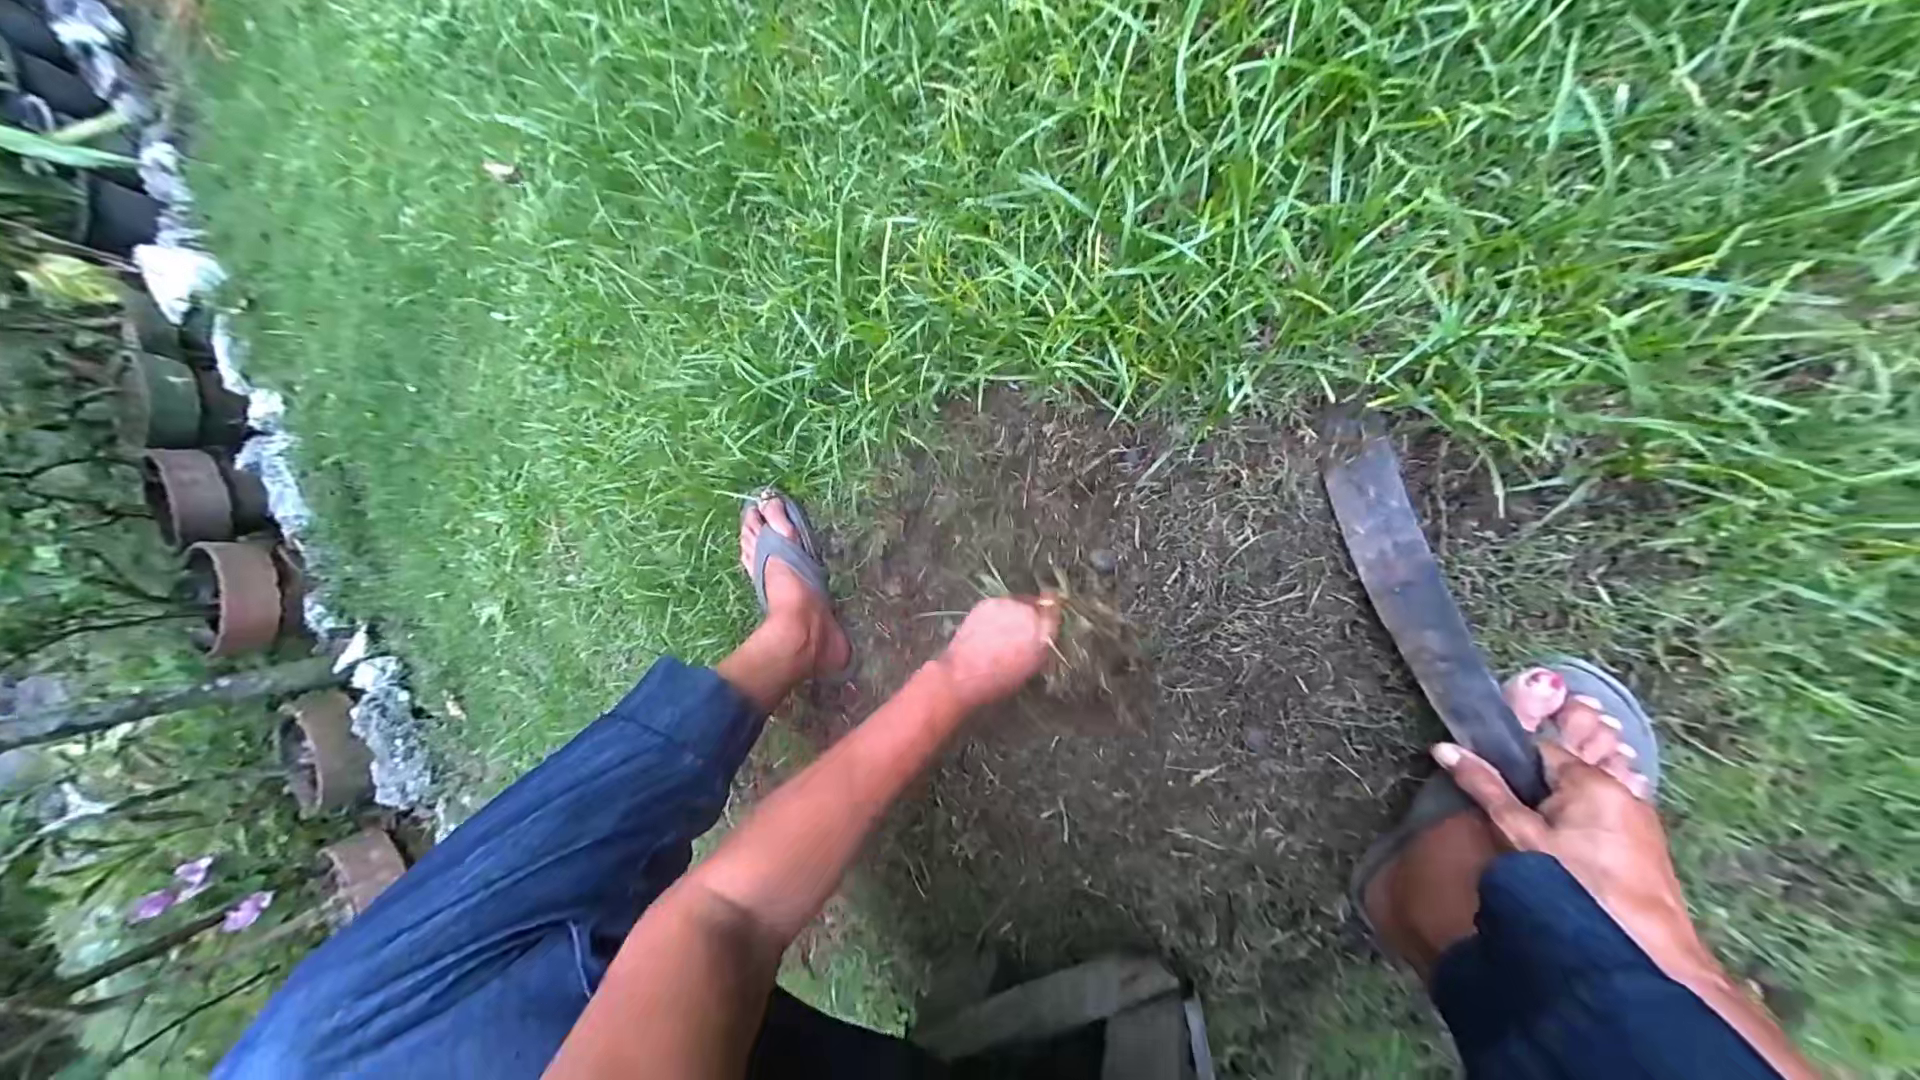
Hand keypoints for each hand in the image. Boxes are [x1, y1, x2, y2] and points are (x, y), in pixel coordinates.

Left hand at [929, 595, 1061, 711]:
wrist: (964, 675)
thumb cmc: (999, 680)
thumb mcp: (1032, 666)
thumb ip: (1043, 644)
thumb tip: (1044, 634)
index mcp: (1043, 631)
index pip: (1054, 608)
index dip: (1052, 610)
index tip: (1050, 611)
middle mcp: (1027, 612)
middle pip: (1036, 604)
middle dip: (1032, 614)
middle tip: (1023, 629)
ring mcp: (1006, 604)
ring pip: (1016, 602)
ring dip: (1015, 612)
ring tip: (1004, 631)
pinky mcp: (987, 602)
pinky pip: (999, 604)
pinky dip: (998, 612)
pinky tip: (990, 629)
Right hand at [1435, 739, 1716, 984]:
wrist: (1641, 952)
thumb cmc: (1572, 882)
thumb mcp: (1516, 830)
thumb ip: (1481, 785)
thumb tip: (1443, 748)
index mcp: (1593, 781)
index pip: (1538, 748)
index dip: (1506, 761)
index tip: (1484, 780)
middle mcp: (1625, 792)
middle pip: (1561, 773)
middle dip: (1531, 787)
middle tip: (1507, 813)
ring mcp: (1641, 820)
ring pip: (1580, 798)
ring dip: (1554, 808)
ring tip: (1531, 832)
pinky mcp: (1646, 846)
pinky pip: (1600, 818)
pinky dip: (1576, 824)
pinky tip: (1561, 848)